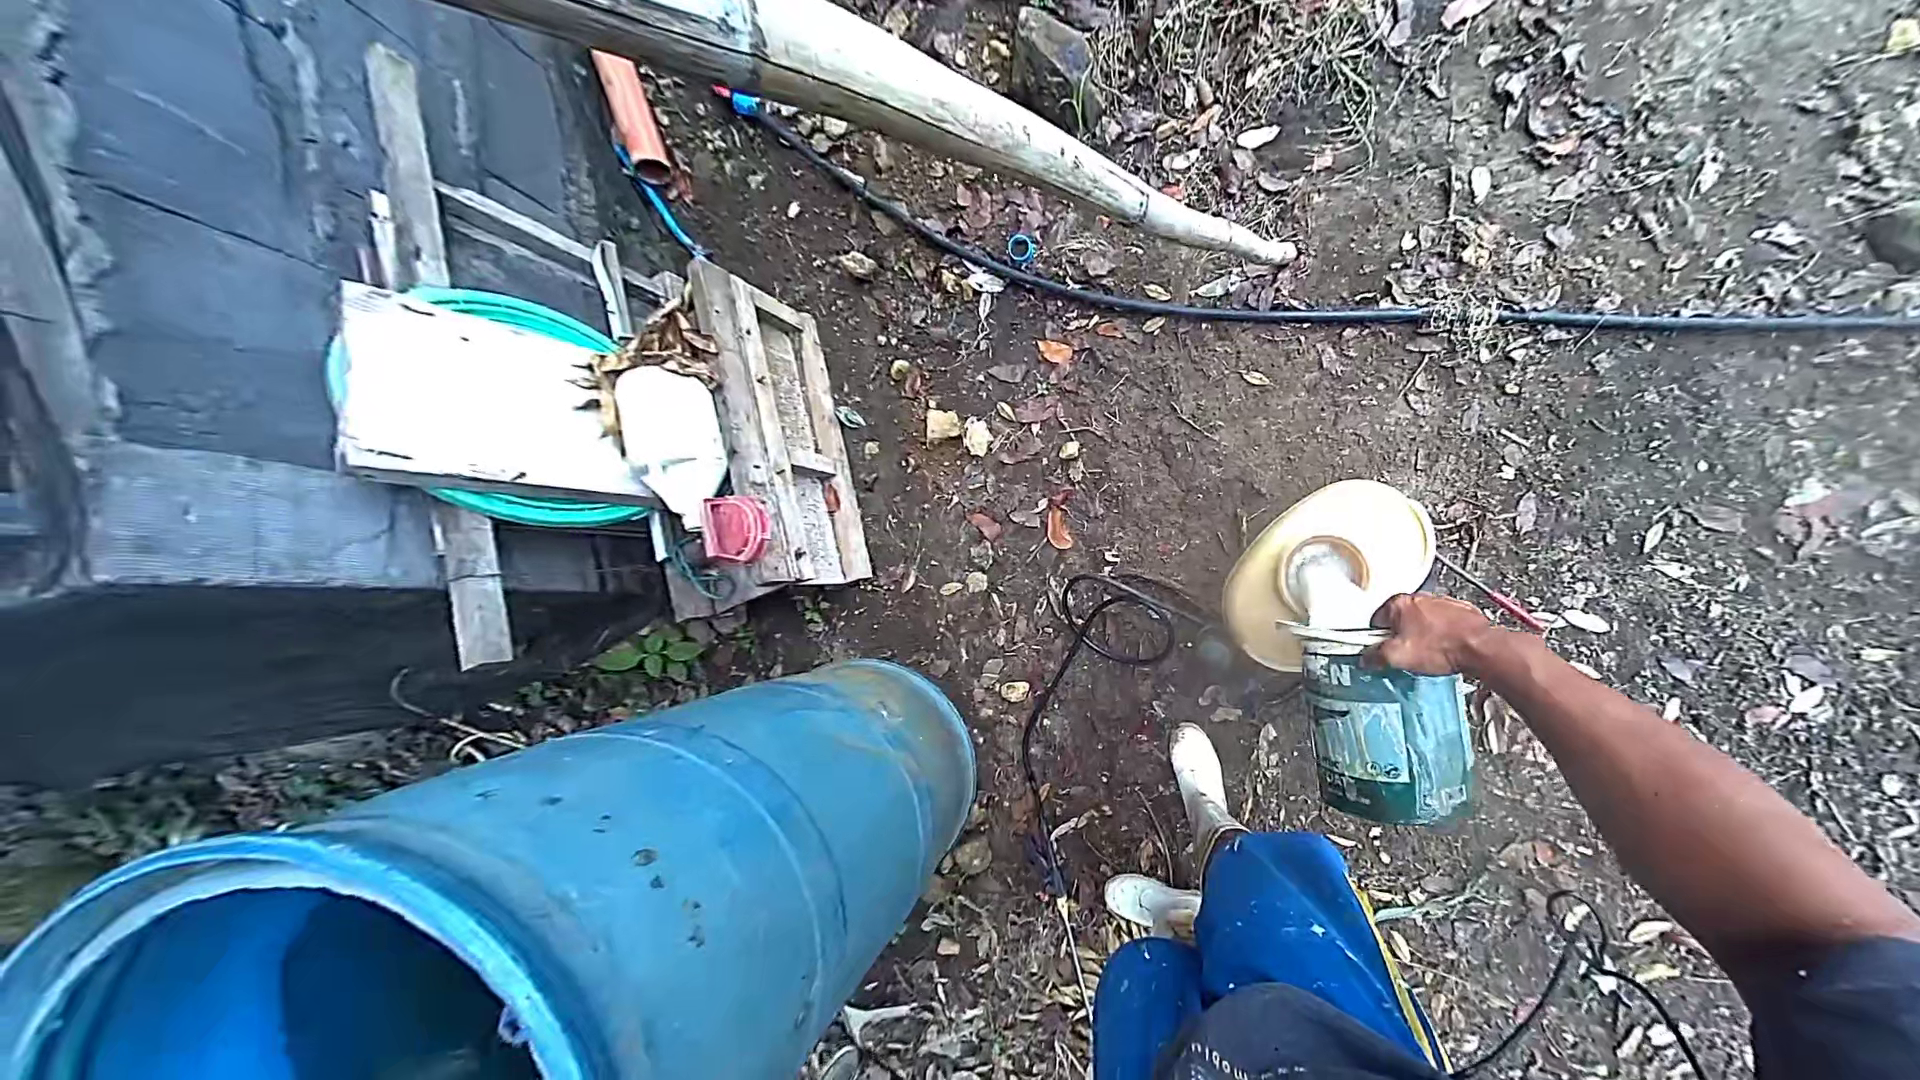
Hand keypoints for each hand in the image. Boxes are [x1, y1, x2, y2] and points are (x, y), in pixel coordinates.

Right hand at [1368, 593, 1494, 675]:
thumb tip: (1367, 657)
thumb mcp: (1397, 657)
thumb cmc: (1441, 648)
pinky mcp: (1462, 610)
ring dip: (1423, 633)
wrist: (1484, 649)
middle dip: (1402, 635)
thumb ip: (1374, 656)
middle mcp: (1419, 597)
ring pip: (1423, 619)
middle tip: (1409, 653)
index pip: (1376, 620)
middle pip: (1399, 618)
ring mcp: (1442, 602)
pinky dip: (1443, 632)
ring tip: (1431, 652)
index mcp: (1398, 603)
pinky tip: (1447, 646)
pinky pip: (1444, 622)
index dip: (1378, 638)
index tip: (1386, 650)